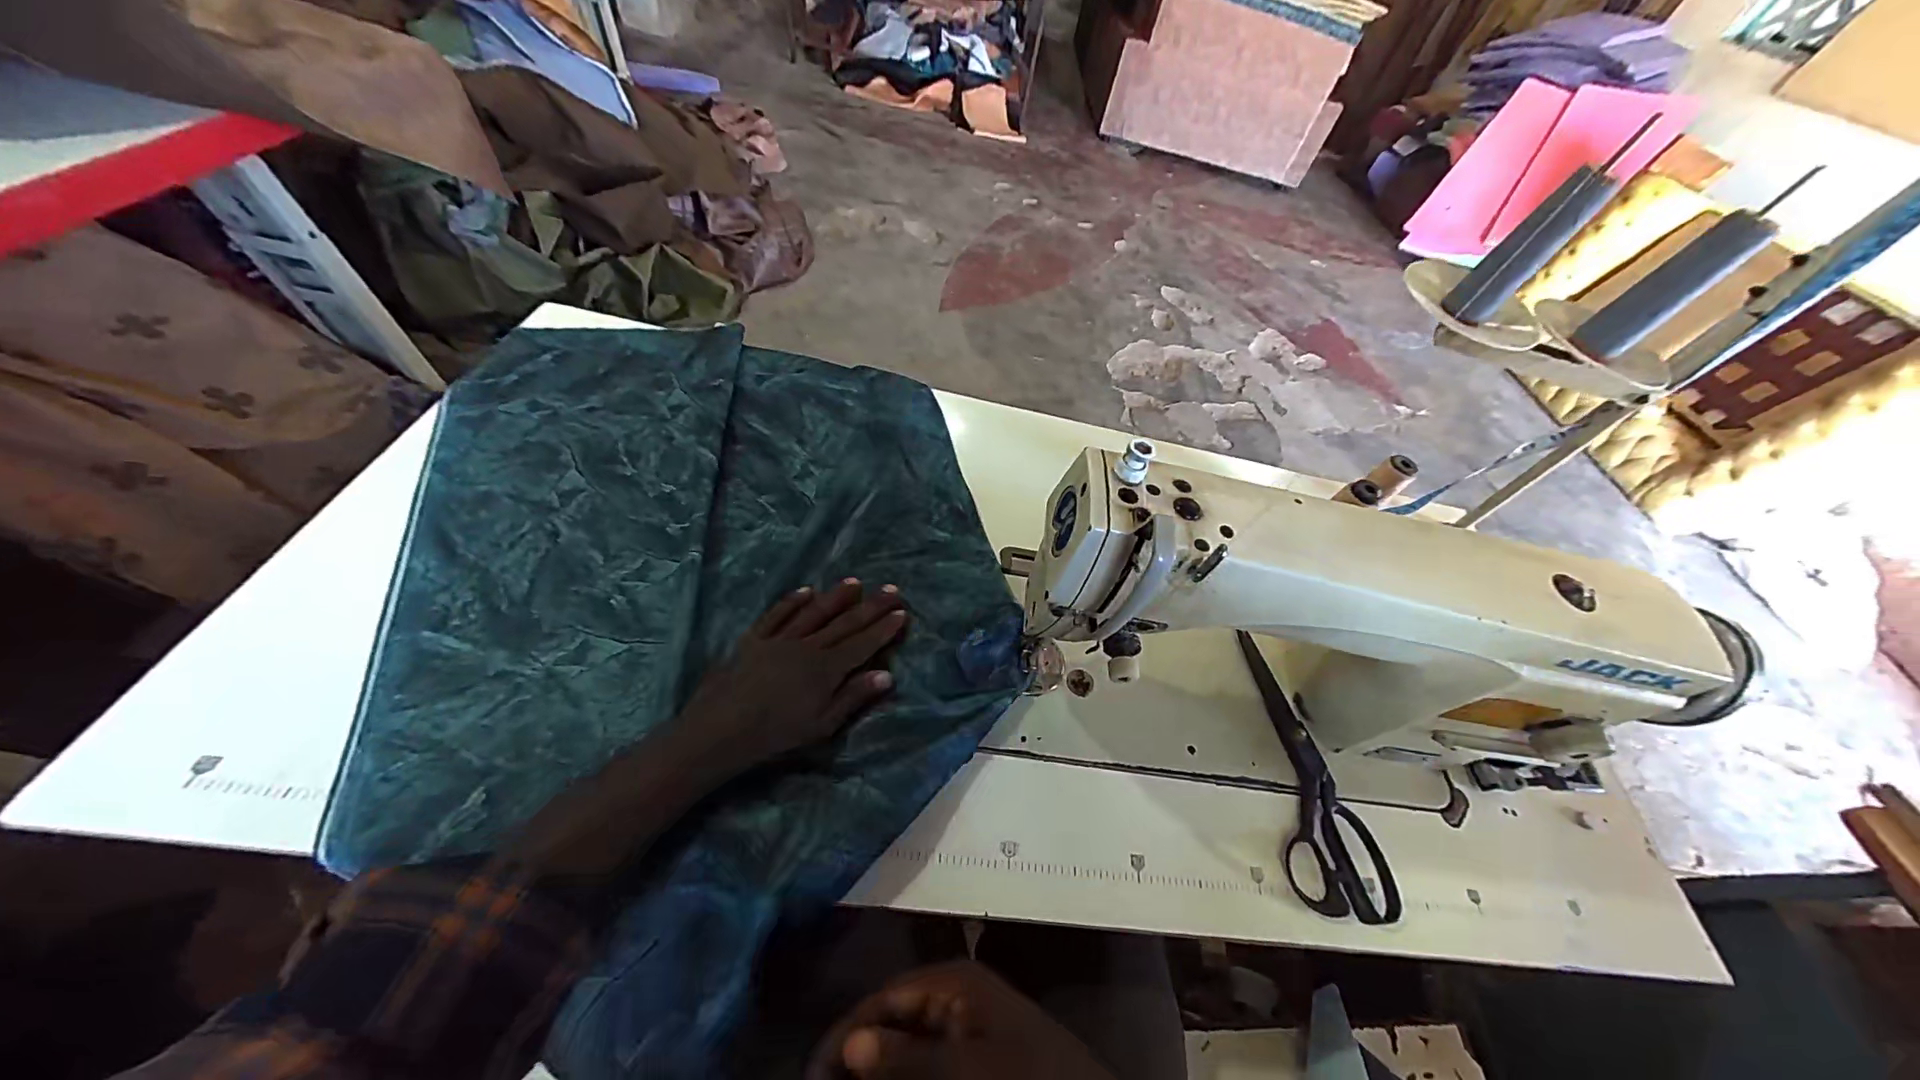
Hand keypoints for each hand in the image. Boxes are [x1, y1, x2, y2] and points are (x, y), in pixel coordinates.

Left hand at [679, 578, 908, 773]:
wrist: (721, 728)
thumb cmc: (777, 734)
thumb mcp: (822, 724)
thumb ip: (853, 697)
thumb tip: (887, 674)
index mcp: (827, 668)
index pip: (863, 644)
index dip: (884, 628)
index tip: (902, 613)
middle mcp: (807, 646)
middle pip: (844, 623)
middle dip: (871, 607)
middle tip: (892, 589)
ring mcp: (780, 640)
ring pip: (814, 613)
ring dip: (836, 597)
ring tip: (854, 582)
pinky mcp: (754, 640)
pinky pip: (777, 615)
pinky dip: (792, 601)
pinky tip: (805, 591)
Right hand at [805, 961, 1115, 1079]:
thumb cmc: (1024, 1076)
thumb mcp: (963, 1071)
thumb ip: (904, 1059)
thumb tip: (851, 1044)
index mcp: (953, 982)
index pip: (884, 998)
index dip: (847, 1034)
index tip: (813, 1072)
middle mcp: (956, 994)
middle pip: (893, 1019)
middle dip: (862, 1053)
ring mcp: (968, 1024)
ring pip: (909, 1043)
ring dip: (882, 1065)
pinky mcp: (978, 1052)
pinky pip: (930, 1058)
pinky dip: (907, 1071)